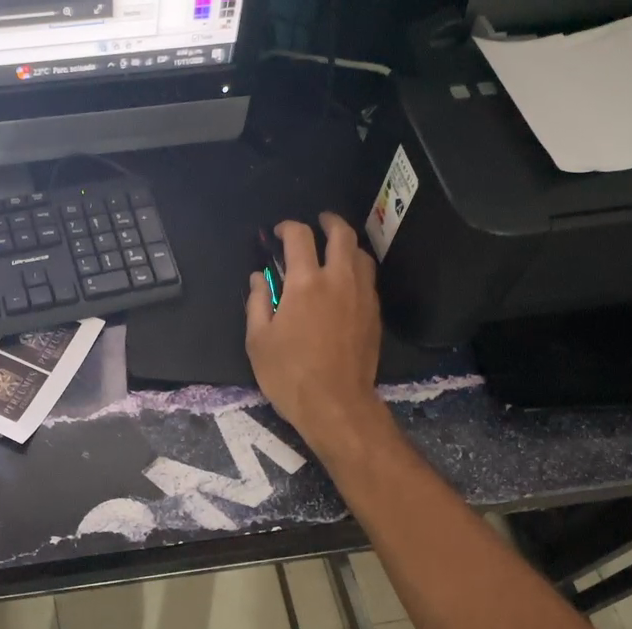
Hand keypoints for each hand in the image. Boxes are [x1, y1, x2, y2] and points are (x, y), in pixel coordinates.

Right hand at [246, 213, 389, 457]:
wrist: (335, 403)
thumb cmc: (289, 375)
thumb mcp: (258, 342)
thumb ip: (257, 303)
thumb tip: (259, 278)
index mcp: (305, 282)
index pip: (299, 237)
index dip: (287, 228)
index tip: (279, 233)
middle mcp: (338, 279)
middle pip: (341, 234)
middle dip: (328, 222)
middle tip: (318, 223)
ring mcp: (361, 295)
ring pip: (360, 253)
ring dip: (347, 244)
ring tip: (335, 249)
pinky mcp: (374, 313)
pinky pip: (368, 278)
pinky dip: (356, 269)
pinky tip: (347, 281)